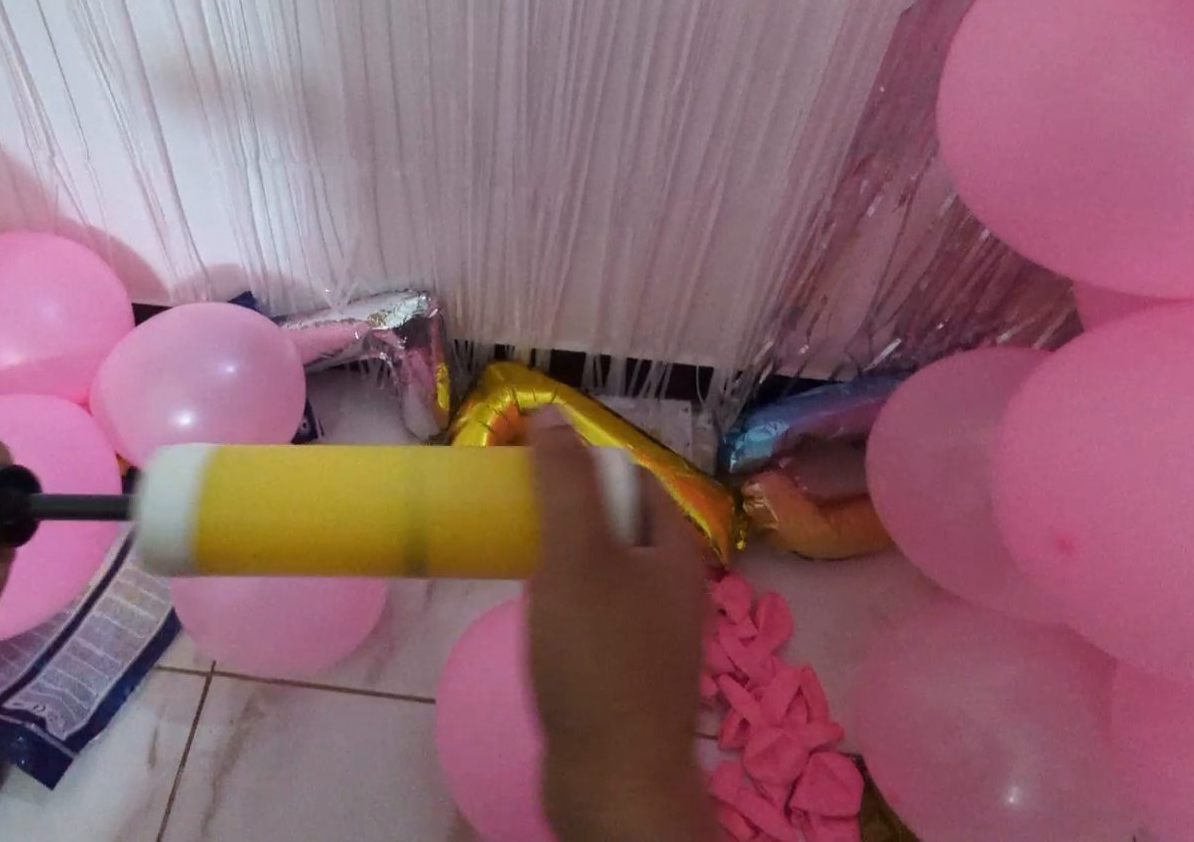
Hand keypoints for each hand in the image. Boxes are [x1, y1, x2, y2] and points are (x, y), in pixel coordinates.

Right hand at [526, 409, 714, 841]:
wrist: (612, 781)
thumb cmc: (597, 656)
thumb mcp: (577, 554)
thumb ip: (565, 481)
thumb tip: (552, 412)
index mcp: (674, 548)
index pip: (631, 475)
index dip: (583, 456)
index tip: (532, 455)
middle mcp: (672, 582)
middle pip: (618, 516)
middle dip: (569, 499)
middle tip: (518, 497)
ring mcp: (651, 627)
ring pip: (603, 560)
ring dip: (563, 543)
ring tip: (519, 541)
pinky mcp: (626, 663)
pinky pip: (595, 602)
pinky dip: (565, 586)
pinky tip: (535, 597)